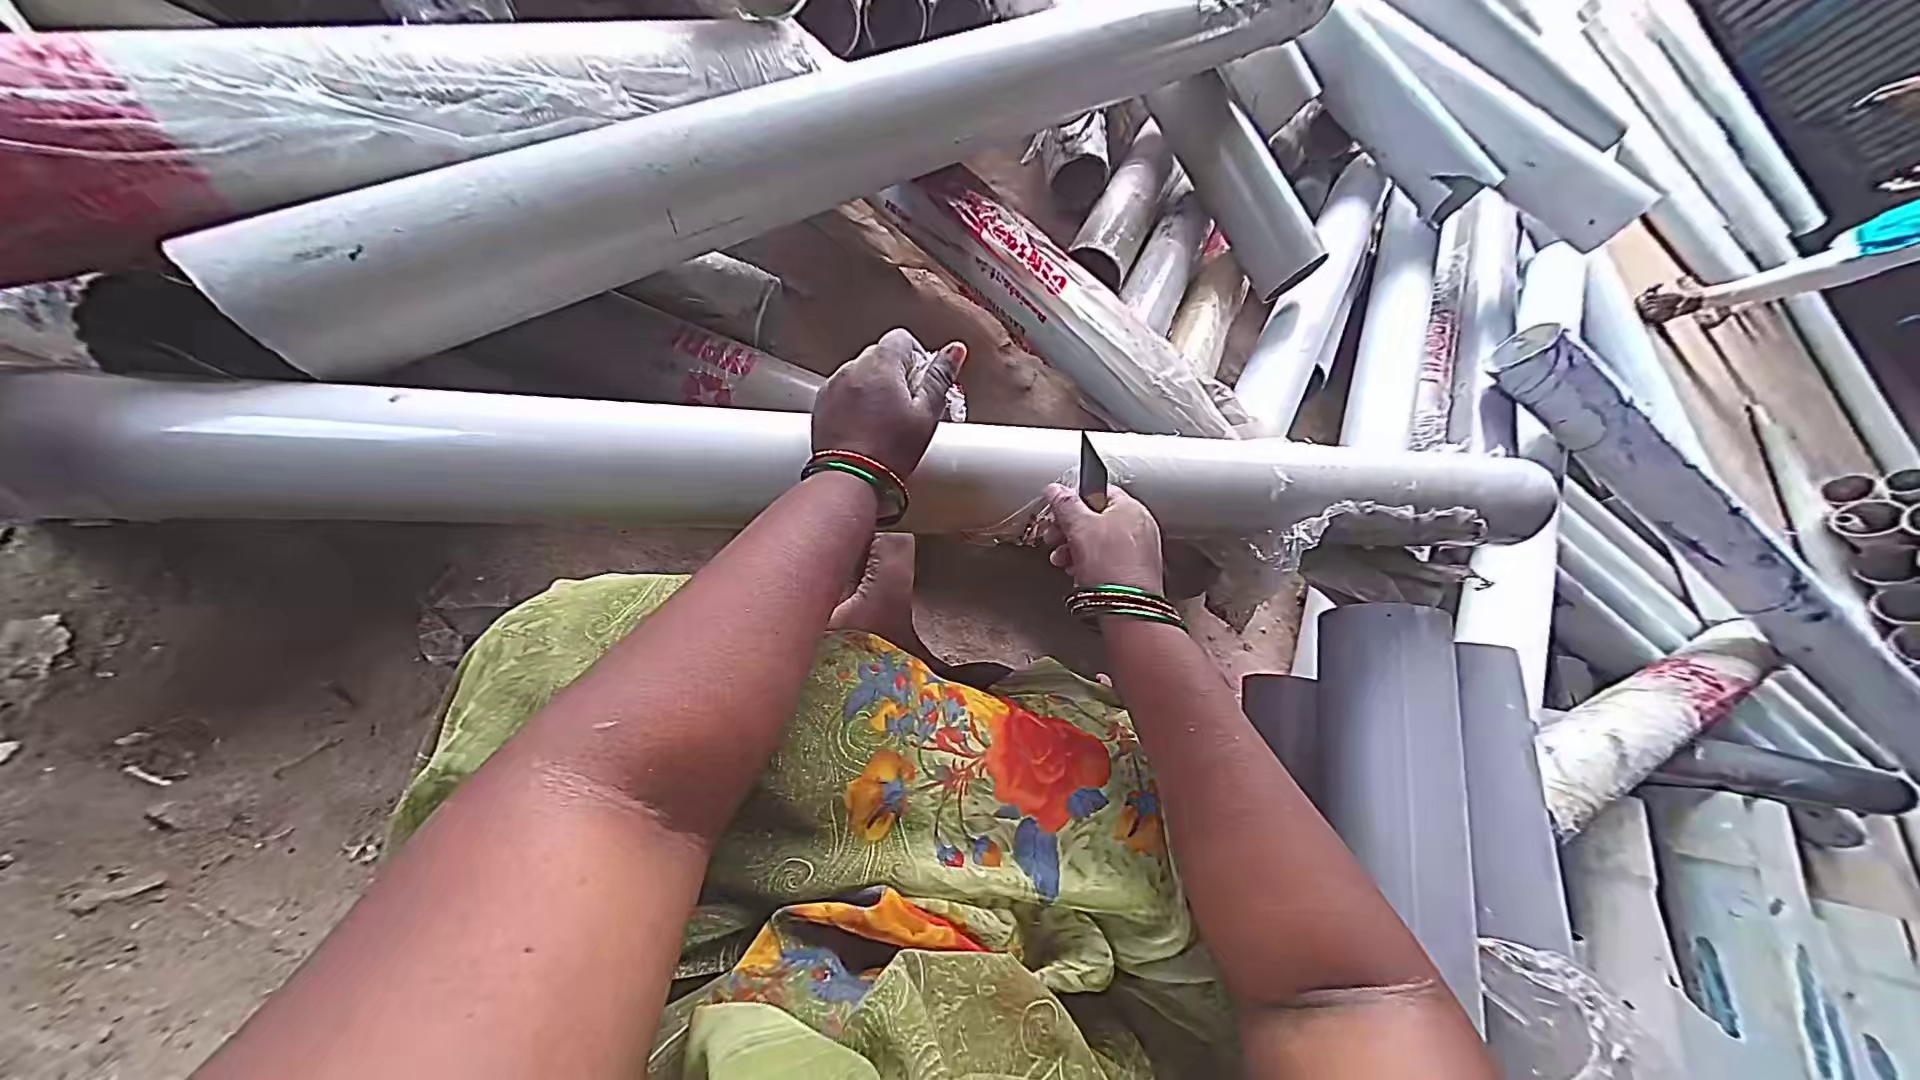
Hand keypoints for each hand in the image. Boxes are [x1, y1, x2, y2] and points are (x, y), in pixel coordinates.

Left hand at [811, 328, 965, 477]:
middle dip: (896, 375)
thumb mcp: (926, 415)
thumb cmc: (889, 451)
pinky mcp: (821, 405)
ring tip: (885, 422)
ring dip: (874, 389)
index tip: (922, 384)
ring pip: (860, 374)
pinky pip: (843, 392)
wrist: (850, 480)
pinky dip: (855, 403)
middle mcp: (853, 369)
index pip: (902, 339)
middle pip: (880, 356)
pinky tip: (866, 428)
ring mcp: (834, 386)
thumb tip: (954, 350)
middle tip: (909, 407)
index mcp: (881, 365)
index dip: (917, 359)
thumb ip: (940, 377)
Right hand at [1040, 483, 1164, 593]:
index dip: (1073, 499)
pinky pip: (1104, 559)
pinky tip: (1076, 570)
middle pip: (1095, 517)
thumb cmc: (1112, 566)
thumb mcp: (1080, 527)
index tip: (1056, 510)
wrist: (1127, 608)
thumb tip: (1056, 490)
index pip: (1097, 490)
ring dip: (1073, 547)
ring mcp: (1136, 549)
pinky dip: (1087, 562)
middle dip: (1068, 528)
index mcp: (1130, 507)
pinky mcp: (1131, 571)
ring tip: (1062, 558)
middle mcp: (1137, 525)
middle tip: (1054, 536)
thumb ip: (1066, 505)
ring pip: (1097, 540)